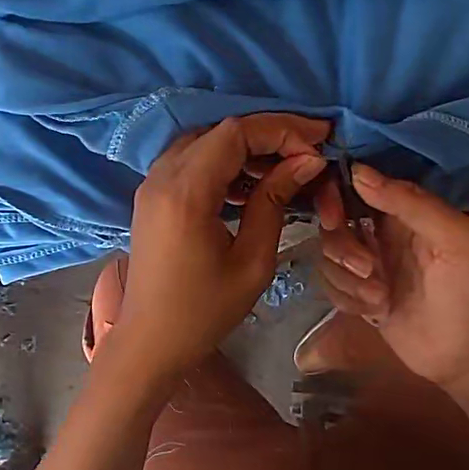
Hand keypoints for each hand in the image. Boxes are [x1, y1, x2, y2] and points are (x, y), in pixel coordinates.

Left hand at [103, 115, 329, 377]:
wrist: (150, 341)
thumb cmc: (204, 311)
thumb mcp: (253, 261)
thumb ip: (275, 201)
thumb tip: (307, 160)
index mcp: (185, 193)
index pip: (235, 133)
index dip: (280, 129)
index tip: (318, 140)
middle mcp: (162, 177)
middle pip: (219, 131)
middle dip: (268, 134)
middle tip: (308, 149)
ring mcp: (152, 184)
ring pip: (204, 142)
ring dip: (245, 147)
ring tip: (286, 165)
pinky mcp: (152, 195)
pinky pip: (190, 161)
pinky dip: (223, 162)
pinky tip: (251, 183)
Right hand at [315, 165, 468, 391]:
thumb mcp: (456, 238)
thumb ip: (411, 202)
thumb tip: (358, 172)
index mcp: (406, 209)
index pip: (356, 184)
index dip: (335, 195)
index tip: (335, 216)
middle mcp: (381, 231)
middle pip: (332, 221)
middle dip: (342, 247)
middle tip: (367, 268)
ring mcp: (367, 263)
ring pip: (327, 255)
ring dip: (349, 279)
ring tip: (382, 298)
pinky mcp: (357, 293)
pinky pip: (329, 284)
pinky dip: (347, 298)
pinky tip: (376, 312)